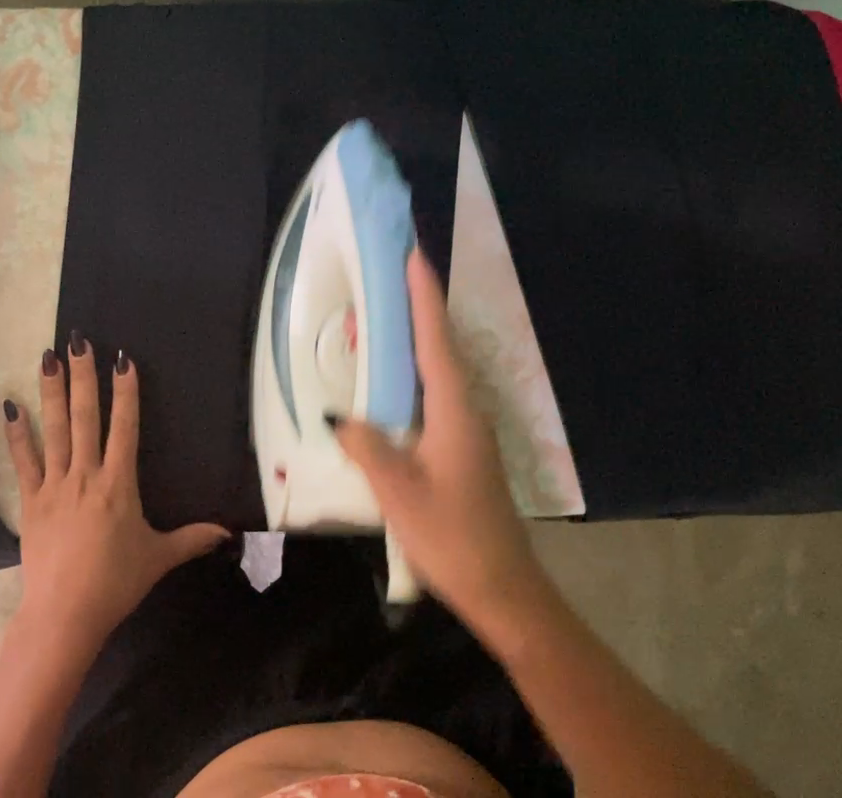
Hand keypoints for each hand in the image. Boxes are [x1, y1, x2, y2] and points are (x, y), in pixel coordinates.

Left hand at [1, 334, 230, 647]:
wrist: (64, 615)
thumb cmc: (116, 584)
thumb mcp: (159, 559)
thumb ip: (192, 539)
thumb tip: (230, 533)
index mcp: (119, 485)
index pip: (124, 428)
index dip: (125, 392)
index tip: (122, 359)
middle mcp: (86, 476)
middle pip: (85, 417)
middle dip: (83, 377)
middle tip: (78, 341)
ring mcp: (54, 486)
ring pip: (54, 430)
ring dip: (51, 392)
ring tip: (47, 356)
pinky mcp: (30, 501)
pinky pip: (23, 461)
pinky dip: (17, 433)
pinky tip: (9, 406)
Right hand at [331, 249, 542, 621]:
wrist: (502, 587)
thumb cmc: (452, 537)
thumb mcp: (398, 493)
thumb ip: (366, 447)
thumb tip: (339, 417)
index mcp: (453, 412)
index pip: (434, 340)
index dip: (422, 296)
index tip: (412, 254)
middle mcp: (466, 411)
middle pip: (439, 346)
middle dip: (414, 309)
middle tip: (381, 281)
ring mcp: (468, 430)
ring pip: (437, 370)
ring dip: (412, 340)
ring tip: (378, 322)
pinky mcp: (463, 448)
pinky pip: (434, 394)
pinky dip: (412, 373)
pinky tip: (390, 383)